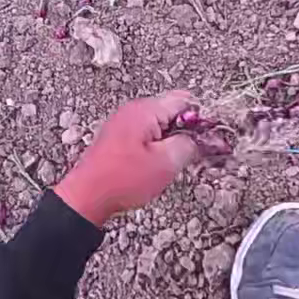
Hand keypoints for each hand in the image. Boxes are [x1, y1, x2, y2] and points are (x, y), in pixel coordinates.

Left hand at [55, 91, 200, 225]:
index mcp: (145, 110)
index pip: (185, 101)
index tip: (211, 137)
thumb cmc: (120, 180)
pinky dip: (158, 147)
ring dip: (173, 141)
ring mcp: (124, 123)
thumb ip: (188, 144)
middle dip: (188, 131)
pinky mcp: (119, 138)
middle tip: (196, 154)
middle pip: (172, 111)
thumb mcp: (165, 163)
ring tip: (173, 164)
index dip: (202, 119)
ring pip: (160, 125)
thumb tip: (202, 137)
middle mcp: (133, 111)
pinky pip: (147, 135)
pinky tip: (158, 166)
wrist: (86, 198)